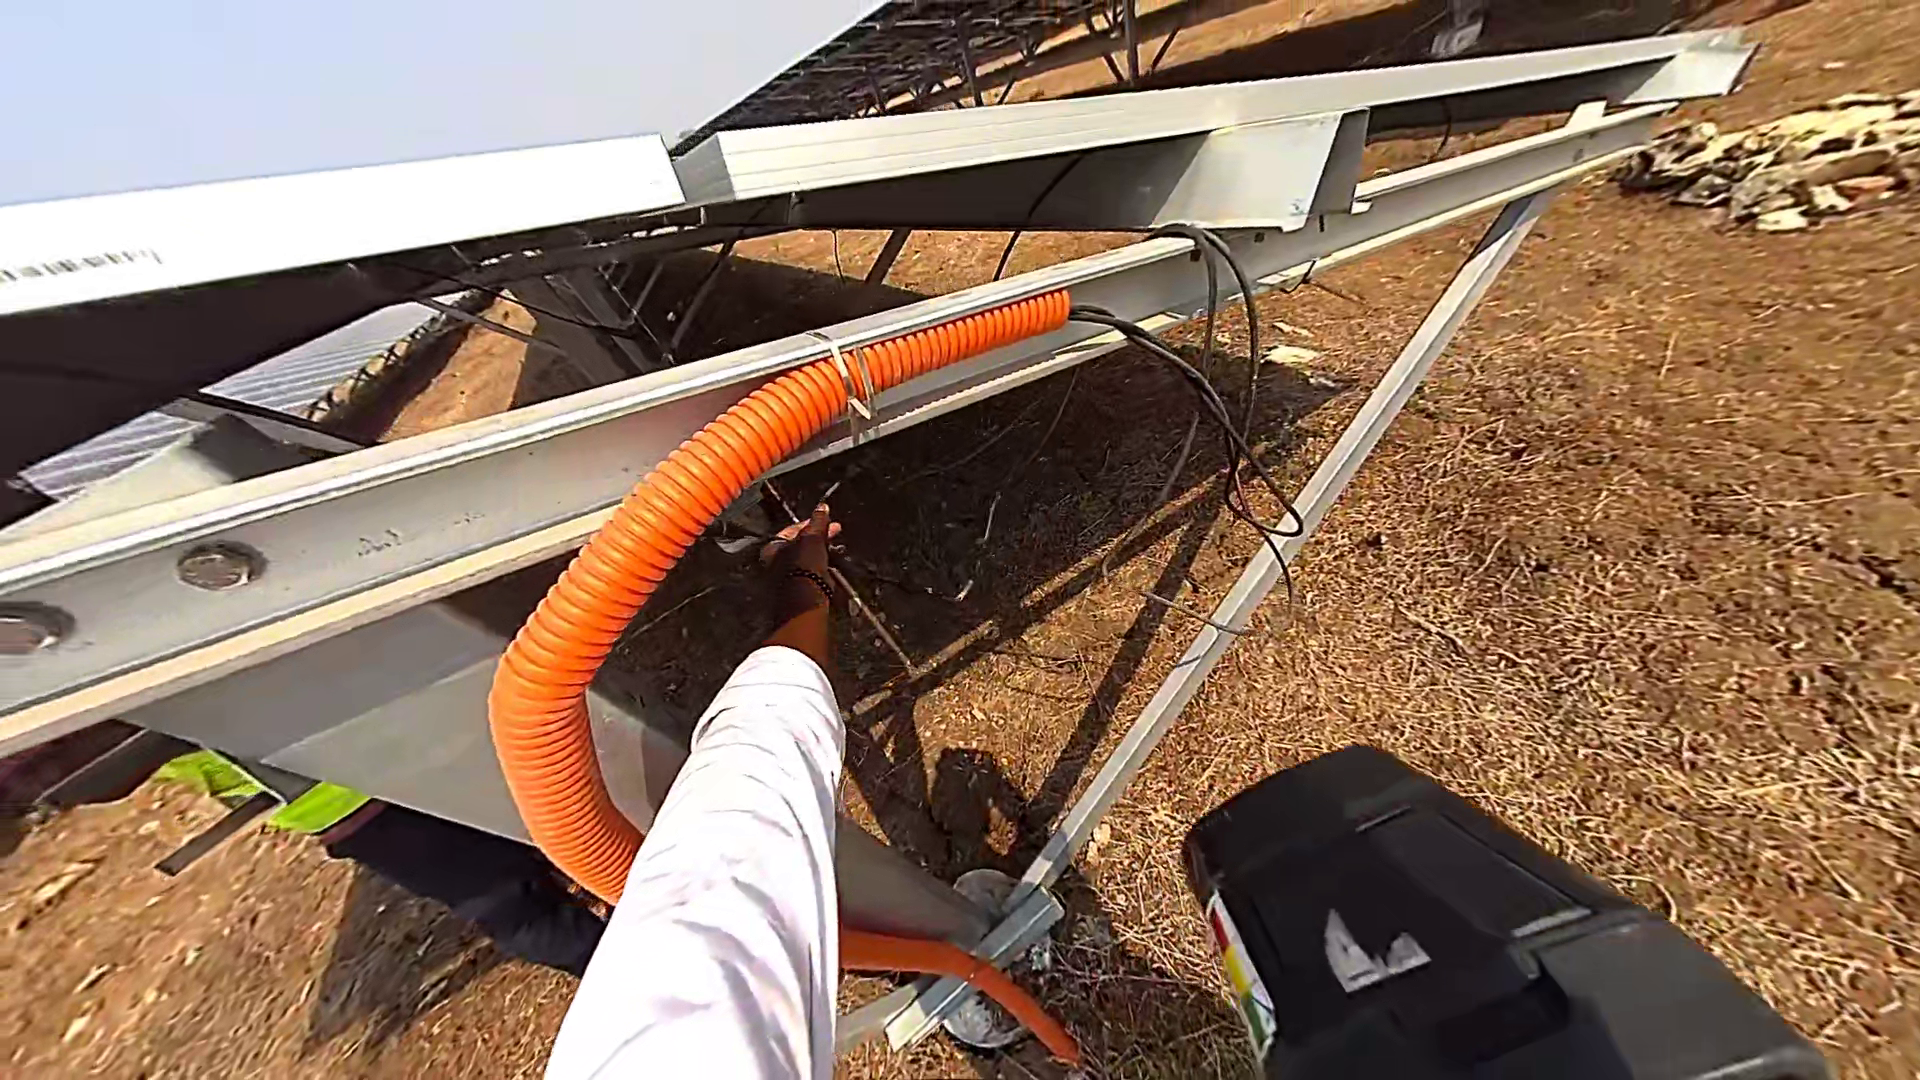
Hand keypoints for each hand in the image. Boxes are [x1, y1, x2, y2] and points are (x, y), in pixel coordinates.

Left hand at [761, 504, 840, 613]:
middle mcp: (775, 563)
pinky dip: (822, 569)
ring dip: (821, 554)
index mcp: (772, 548)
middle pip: (799, 545)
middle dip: (818, 539)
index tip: (828, 522)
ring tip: (836, 550)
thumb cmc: (805, 566)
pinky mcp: (799, 591)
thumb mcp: (813, 539)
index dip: (812, 523)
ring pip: (806, 560)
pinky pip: (812, 574)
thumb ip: (817, 522)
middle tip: (834, 534)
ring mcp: (786, 578)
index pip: (793, 529)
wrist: (806, 603)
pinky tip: (832, 568)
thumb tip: (822, 507)